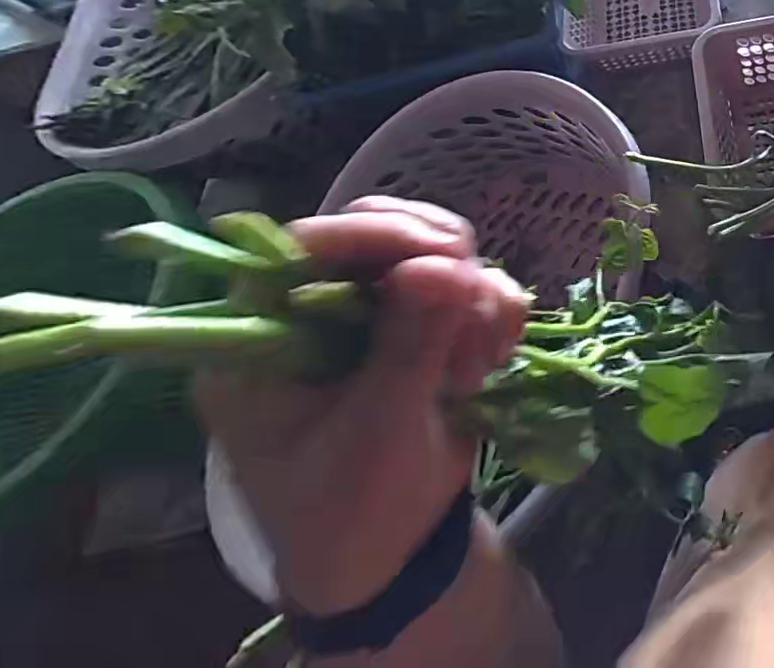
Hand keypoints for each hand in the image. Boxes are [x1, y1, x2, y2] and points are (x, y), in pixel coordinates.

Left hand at [194, 197, 528, 615]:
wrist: (396, 541)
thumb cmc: (352, 504)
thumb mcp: (375, 431)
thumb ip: (406, 347)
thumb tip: (442, 265)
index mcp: (272, 336)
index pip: (310, 247)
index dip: (373, 234)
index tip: (441, 255)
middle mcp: (328, 311)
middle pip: (390, 233)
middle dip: (446, 261)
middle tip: (472, 300)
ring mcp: (389, 314)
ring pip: (450, 256)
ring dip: (480, 302)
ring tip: (477, 367)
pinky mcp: (440, 323)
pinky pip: (485, 286)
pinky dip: (501, 315)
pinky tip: (494, 360)